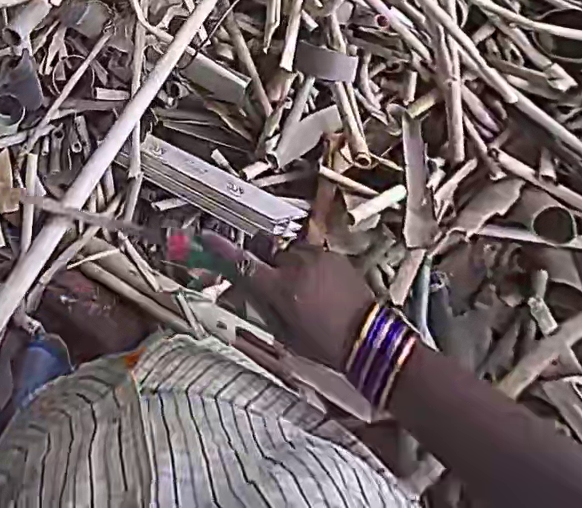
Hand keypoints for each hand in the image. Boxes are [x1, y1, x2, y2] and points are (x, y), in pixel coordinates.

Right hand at [197, 233, 375, 368]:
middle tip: (280, 286)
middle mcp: (295, 266)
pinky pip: (311, 255)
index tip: (205, 236)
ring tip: (308, 290)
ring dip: (292, 266)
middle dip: (269, 265)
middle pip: (267, 254)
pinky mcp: (333, 256)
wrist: (377, 344)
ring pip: (290, 253)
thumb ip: (260, 303)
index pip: (241, 262)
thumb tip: (243, 285)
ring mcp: (316, 258)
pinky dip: (311, 267)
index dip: (220, 248)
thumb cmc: (328, 346)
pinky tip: (324, 288)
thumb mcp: (284, 332)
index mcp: (280, 288)